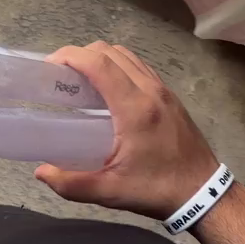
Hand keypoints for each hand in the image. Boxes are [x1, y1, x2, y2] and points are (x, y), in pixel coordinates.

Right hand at [34, 42, 219, 219]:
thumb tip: (41, 172)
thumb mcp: (111, 192)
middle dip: (81, 54)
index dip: (71, 56)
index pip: (99, 64)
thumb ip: (72, 184)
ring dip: (100, 58)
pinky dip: (118, 65)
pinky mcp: (169, 94)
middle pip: (110, 51)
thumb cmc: (156, 190)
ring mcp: (162, 89)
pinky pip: (138, 66)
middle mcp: (149, 90)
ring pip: (126, 55)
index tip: (50, 66)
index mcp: (134, 108)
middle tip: (61, 75)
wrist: (203, 192)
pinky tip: (107, 88)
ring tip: (81, 79)